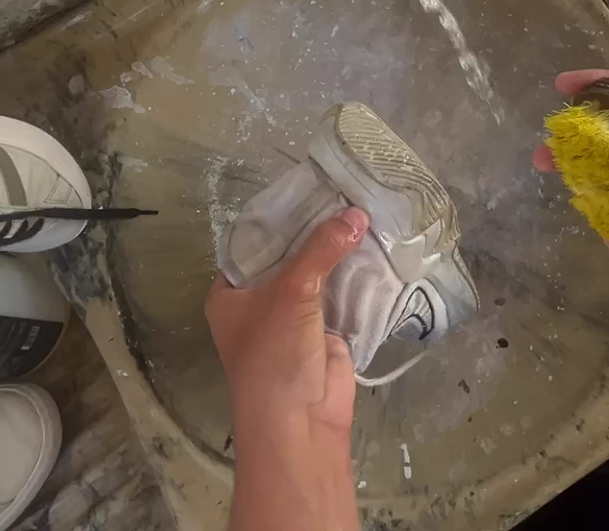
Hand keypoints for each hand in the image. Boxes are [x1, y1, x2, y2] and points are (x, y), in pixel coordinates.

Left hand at [206, 207, 367, 530]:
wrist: (301, 424)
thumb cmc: (275, 354)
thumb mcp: (292, 291)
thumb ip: (322, 248)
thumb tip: (356, 212)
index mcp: (232, 290)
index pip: (256, 238)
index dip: (283, 212)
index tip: (313, 183)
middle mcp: (260, 299)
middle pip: (291, 252)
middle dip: (318, 228)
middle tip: (347, 190)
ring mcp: (294, 314)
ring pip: (319, 271)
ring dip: (340, 249)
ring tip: (367, 208)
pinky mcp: (325, 328)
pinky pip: (341, 291)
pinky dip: (357, 272)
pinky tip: (377, 243)